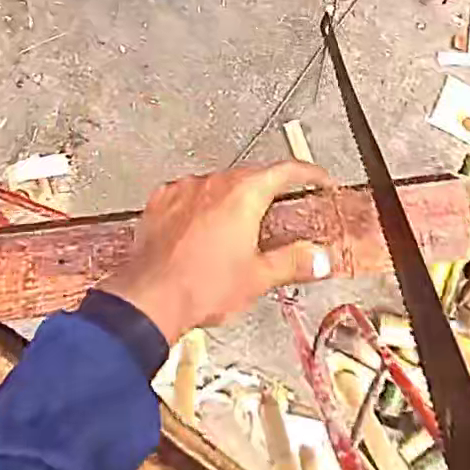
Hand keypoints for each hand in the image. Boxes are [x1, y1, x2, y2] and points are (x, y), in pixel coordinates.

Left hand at [101, 160, 336, 340]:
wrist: (151, 298)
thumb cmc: (202, 286)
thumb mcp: (258, 278)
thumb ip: (293, 262)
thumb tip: (318, 258)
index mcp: (244, 194)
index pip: (285, 171)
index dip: (307, 173)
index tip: (317, 178)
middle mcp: (214, 183)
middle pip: (250, 176)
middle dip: (267, 192)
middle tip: (278, 211)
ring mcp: (186, 189)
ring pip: (217, 184)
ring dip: (230, 200)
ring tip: (234, 230)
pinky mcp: (162, 200)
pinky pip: (188, 194)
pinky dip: (200, 206)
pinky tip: (200, 230)